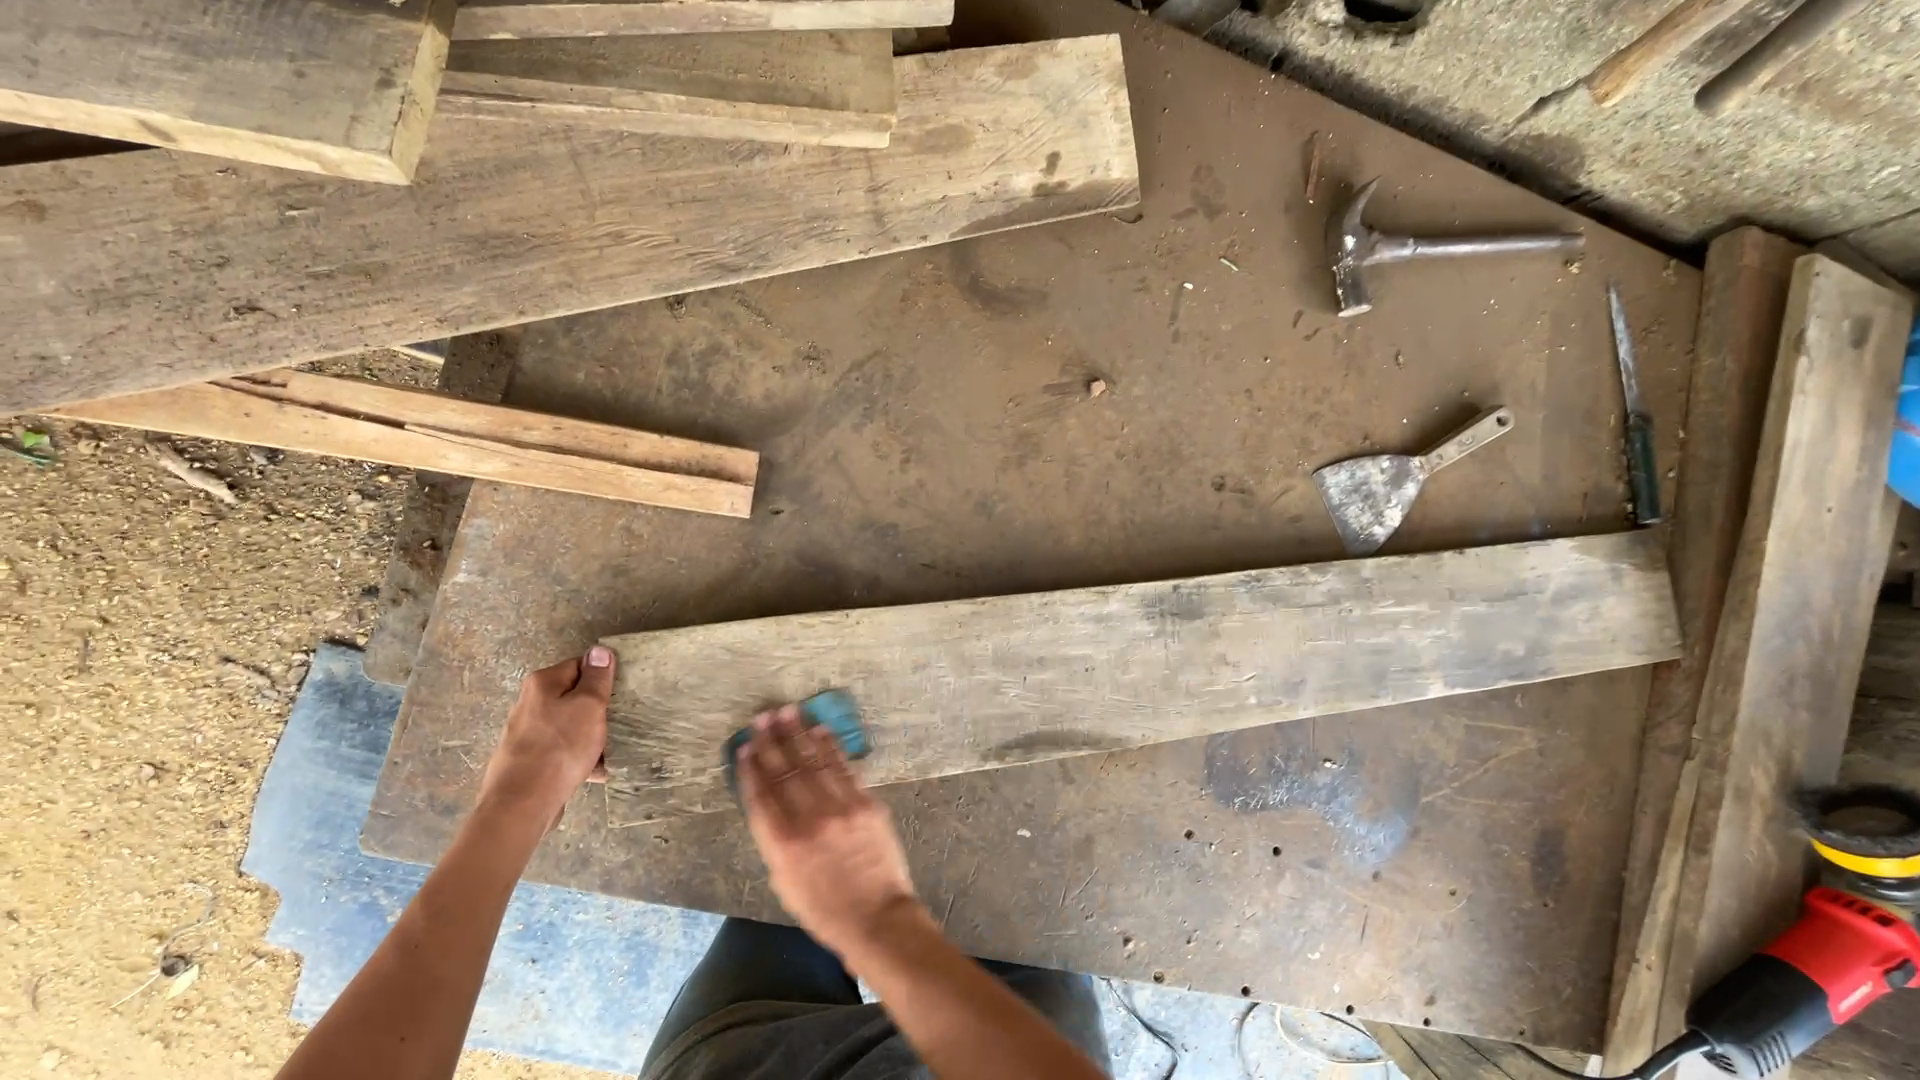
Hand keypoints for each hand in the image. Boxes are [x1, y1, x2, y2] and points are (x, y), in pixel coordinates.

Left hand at [478, 645, 615, 828]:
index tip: (618, 696)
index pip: (581, 666)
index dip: (602, 680)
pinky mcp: (528, 758)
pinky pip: (561, 749)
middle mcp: (530, 703)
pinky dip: (578, 757)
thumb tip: (599, 650)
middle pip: (574, 697)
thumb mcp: (589, 706)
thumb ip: (597, 678)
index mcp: (542, 683)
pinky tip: (594, 772)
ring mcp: (526, 732)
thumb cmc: (560, 748)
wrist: (522, 803)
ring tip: (607, 752)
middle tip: (616, 724)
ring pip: (570, 725)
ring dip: (590, 737)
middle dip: (597, 711)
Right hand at [738, 705, 920, 957]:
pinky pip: (844, 769)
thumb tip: (770, 807)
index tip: (744, 746)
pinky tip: (820, 731)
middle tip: (763, 716)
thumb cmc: (824, 910)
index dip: (750, 768)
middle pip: (785, 771)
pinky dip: (830, 748)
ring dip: (799, 734)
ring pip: (814, 762)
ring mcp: (841, 809)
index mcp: (782, 845)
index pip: (761, 795)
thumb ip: (775, 843)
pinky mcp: (866, 804)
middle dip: (772, 741)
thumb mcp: (784, 883)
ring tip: (788, 711)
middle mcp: (808, 820)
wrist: (877, 918)